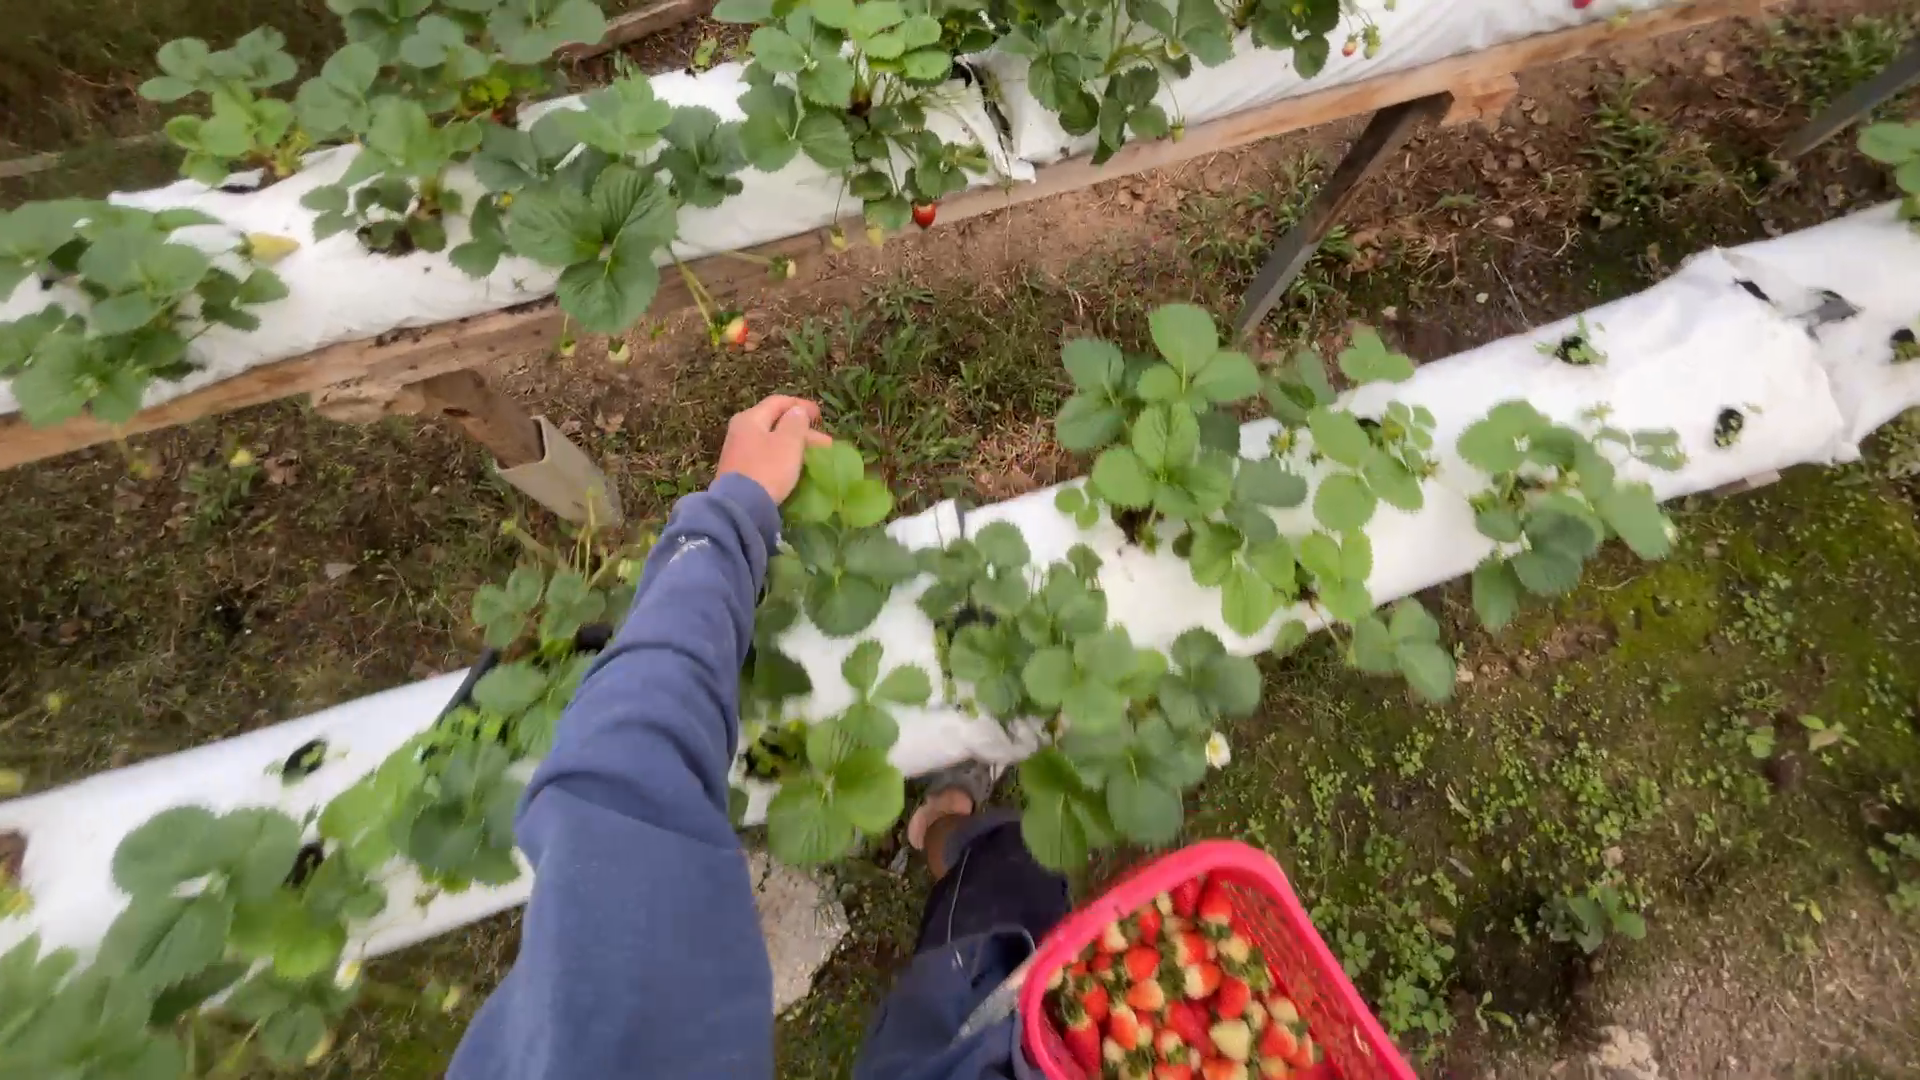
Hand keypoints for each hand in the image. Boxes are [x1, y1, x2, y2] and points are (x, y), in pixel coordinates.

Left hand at [715, 395, 830, 503]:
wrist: (741, 506)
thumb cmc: (768, 469)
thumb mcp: (787, 442)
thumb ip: (795, 422)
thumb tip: (797, 411)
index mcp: (750, 419)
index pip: (778, 403)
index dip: (801, 406)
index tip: (820, 415)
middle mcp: (741, 431)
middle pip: (775, 423)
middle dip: (803, 431)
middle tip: (825, 443)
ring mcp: (739, 452)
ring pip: (773, 441)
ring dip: (795, 445)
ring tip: (815, 457)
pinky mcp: (741, 471)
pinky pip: (767, 456)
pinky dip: (784, 457)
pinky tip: (796, 467)